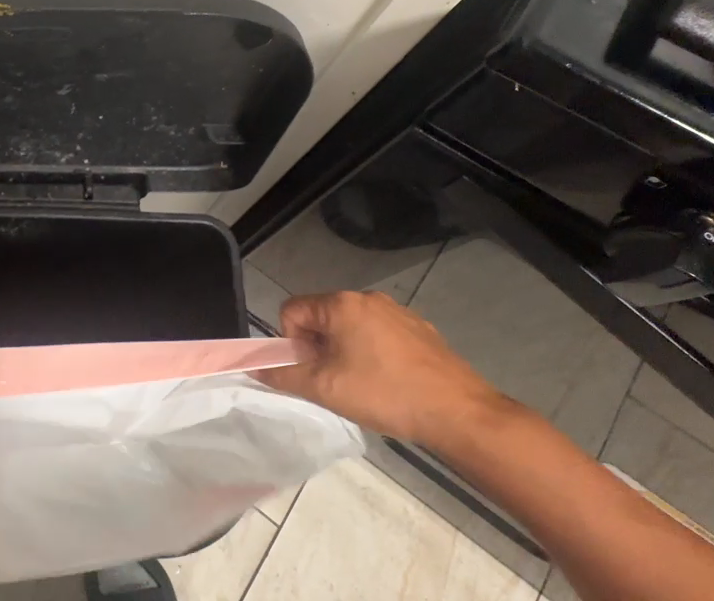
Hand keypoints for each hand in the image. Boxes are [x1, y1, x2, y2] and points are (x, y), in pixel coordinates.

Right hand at [254, 290, 509, 445]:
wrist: (460, 414)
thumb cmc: (385, 394)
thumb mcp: (325, 389)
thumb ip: (283, 375)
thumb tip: (253, 368)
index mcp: (341, 304)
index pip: (292, 310)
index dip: (292, 343)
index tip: (313, 371)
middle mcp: (368, 298)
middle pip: (322, 317)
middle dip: (319, 348)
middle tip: (336, 382)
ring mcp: (399, 312)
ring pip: (352, 327)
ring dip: (346, 351)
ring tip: (365, 386)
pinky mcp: (421, 330)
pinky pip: (380, 335)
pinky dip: (375, 354)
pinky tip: (392, 383)